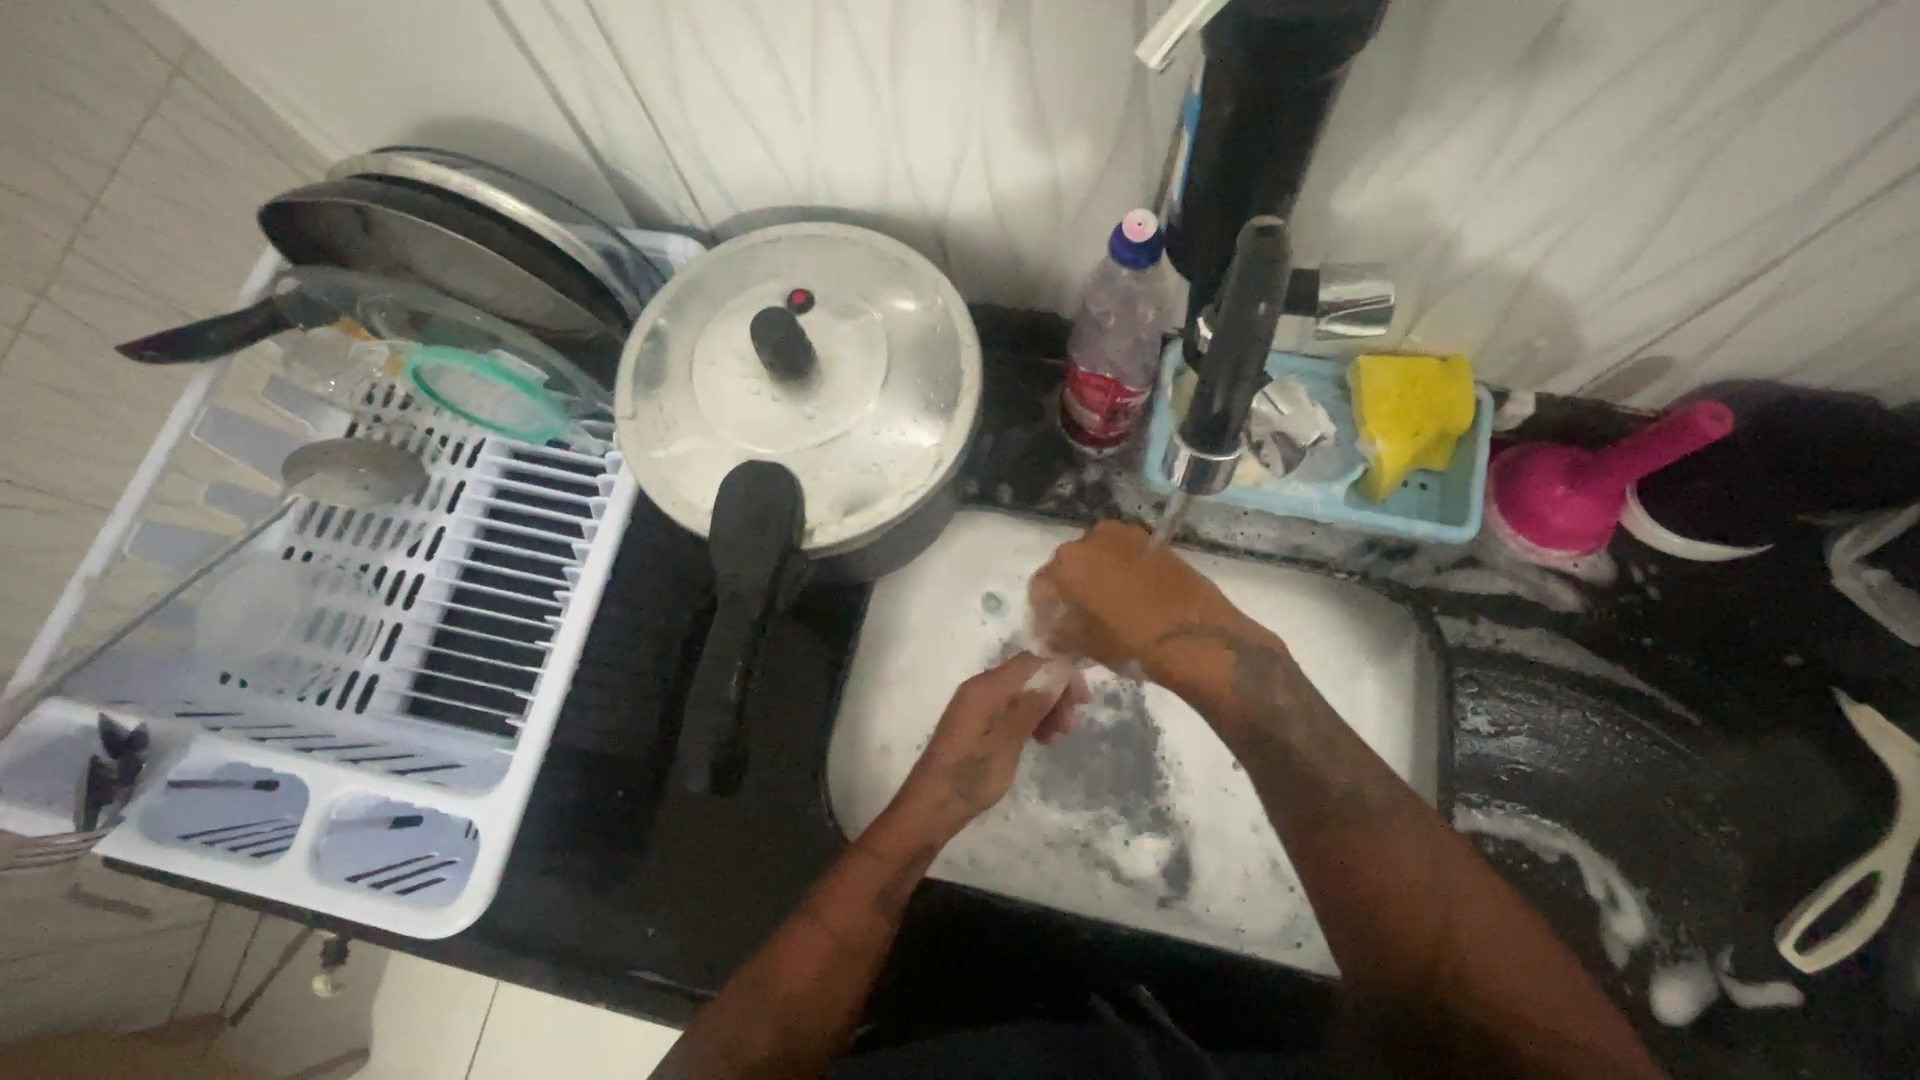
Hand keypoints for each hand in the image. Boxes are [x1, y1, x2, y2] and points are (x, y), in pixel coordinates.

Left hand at [892, 653, 1087, 839]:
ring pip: (1022, 693)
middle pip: (1028, 675)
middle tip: (1069, 727)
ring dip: (1045, 708)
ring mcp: (977, 705)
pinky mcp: (977, 723)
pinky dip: (1029, 719)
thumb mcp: (1008, 741)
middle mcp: (980, 688)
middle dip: (1055, 694)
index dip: (1062, 673)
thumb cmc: (970, 775)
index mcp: (985, 687)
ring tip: (1056, 738)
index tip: (1082, 702)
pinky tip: (1039, 741)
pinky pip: (1010, 709)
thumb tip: (1060, 669)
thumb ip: (1032, 703)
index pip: (1032, 661)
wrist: (932, 806)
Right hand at [1029, 520, 1247, 683]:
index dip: (1042, 613)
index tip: (1048, 634)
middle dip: (1069, 592)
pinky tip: (1129, 601)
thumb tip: (1052, 635)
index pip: (1041, 587)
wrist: (1194, 635)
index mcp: (1067, 561)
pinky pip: (1127, 559)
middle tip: (1075, 621)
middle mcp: (1093, 538)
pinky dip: (1122, 576)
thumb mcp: (1083, 645)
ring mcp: (1128, 536)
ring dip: (1097, 581)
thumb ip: (1058, 635)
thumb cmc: (1128, 640)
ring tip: (1104, 611)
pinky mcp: (1156, 544)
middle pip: (1071, 567)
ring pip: (1100, 560)